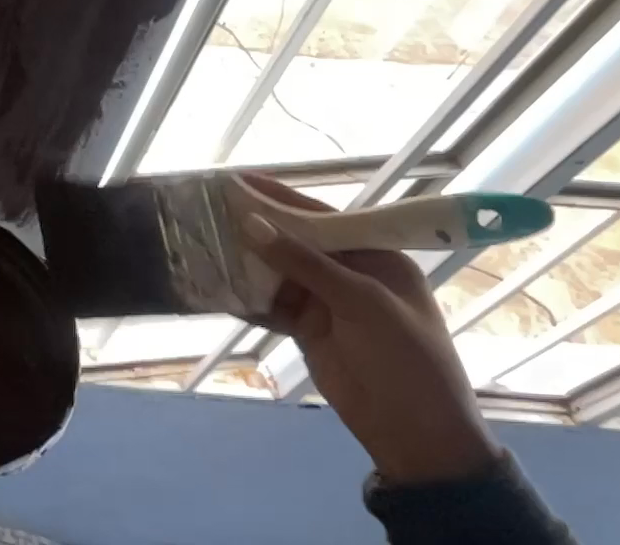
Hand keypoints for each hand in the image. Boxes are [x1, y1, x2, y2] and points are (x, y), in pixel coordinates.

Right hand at [239, 175, 501, 484]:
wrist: (417, 437)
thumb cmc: (406, 360)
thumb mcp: (362, 304)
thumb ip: (305, 263)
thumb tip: (251, 223)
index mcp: (376, 258)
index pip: (322, 217)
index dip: (281, 199)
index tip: (239, 181)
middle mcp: (348, 273)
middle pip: (293, 241)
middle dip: (255, 227)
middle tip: (209, 209)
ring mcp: (324, 301)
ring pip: (275, 271)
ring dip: (243, 260)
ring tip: (202, 242)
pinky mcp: (306, 328)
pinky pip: (269, 303)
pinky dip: (244, 296)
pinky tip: (214, 285)